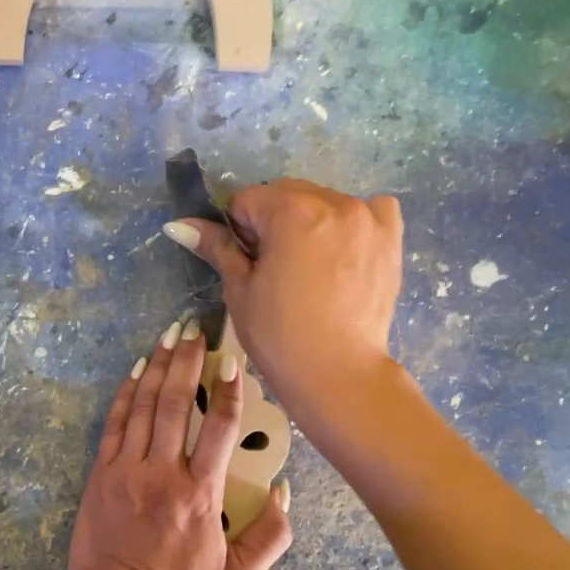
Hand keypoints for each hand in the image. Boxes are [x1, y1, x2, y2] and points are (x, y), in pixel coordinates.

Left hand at [67, 317, 292, 569]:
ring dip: (157, 367)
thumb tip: (285, 490)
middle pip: (177, 403)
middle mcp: (164, 472)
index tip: (234, 361)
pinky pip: (115, 424)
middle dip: (187, 361)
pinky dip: (126, 394)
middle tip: (194, 329)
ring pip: (144, 406)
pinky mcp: (101, 473)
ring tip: (168, 336)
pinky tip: (136, 370)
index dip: (230, 390)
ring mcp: (128, 469)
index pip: (221, 428)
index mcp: (201, 493)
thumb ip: (271, 535)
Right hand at [162, 179, 402, 394]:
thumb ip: (216, 247)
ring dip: (308, 222)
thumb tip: (179, 224)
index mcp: (292, 212)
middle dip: (272, 222)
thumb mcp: (239, 289)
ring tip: (308, 268)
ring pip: (323, 202)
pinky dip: (352, 223)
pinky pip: (369, 210)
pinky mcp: (390, 238)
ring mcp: (368, 218)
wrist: (337, 374)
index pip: (247, 200)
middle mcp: (334, 202)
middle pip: (286, 195)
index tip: (245, 264)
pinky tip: (343, 253)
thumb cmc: (278, 335)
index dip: (238, 231)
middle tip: (273, 269)